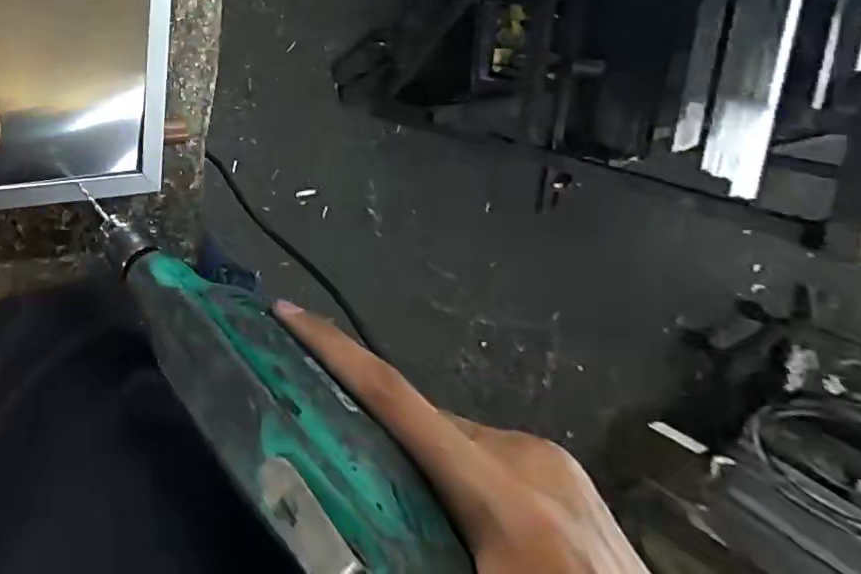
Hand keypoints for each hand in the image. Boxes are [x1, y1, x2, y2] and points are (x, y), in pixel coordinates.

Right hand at [273, 301, 647, 573]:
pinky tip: (461, 516)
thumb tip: (330, 537)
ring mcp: (557, 466)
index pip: (396, 399)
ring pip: (454, 438)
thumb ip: (400, 548)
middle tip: (334, 449)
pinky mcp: (573, 480)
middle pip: (422, 418)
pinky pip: (488, 456)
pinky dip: (458, 472)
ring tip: (400, 500)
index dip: (335, 351)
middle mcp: (531, 461)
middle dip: (375, 425)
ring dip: (420, 457)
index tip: (287, 312)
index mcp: (505, 498)